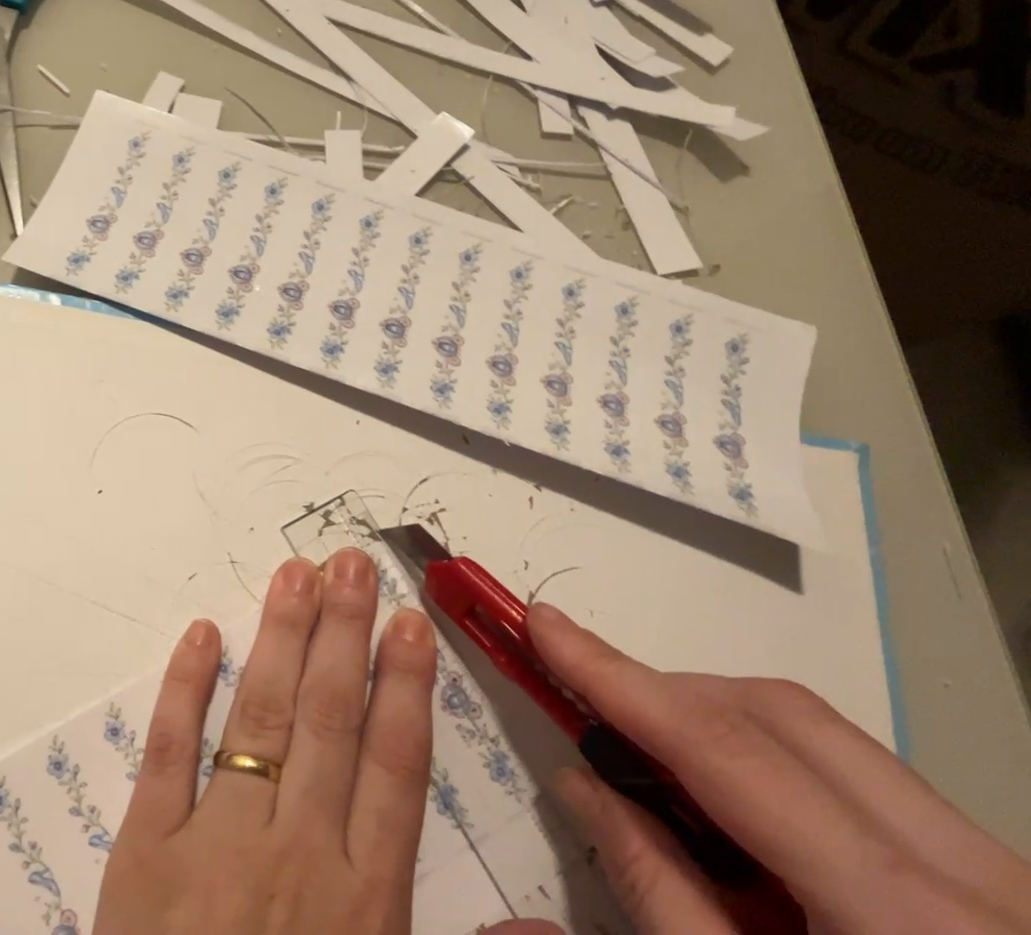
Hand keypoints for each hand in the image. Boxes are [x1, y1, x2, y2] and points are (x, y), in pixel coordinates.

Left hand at [93, 548, 552, 934]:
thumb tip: (542, 926)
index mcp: (363, 895)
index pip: (395, 767)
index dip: (406, 687)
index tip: (409, 623)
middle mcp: (296, 849)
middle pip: (329, 721)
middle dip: (342, 635)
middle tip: (348, 562)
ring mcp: (215, 837)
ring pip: (258, 720)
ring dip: (280, 641)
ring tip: (294, 575)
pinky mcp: (146, 840)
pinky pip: (168, 749)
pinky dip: (185, 688)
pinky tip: (203, 634)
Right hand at [530, 602, 1030, 934]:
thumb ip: (656, 889)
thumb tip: (579, 782)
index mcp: (911, 919)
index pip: (728, 747)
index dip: (620, 678)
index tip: (545, 625)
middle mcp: (981, 873)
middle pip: (786, 717)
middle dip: (669, 696)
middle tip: (588, 711)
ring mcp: (1007, 874)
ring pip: (829, 737)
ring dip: (718, 729)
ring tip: (654, 772)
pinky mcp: (1002, 881)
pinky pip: (864, 778)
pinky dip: (773, 769)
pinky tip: (736, 821)